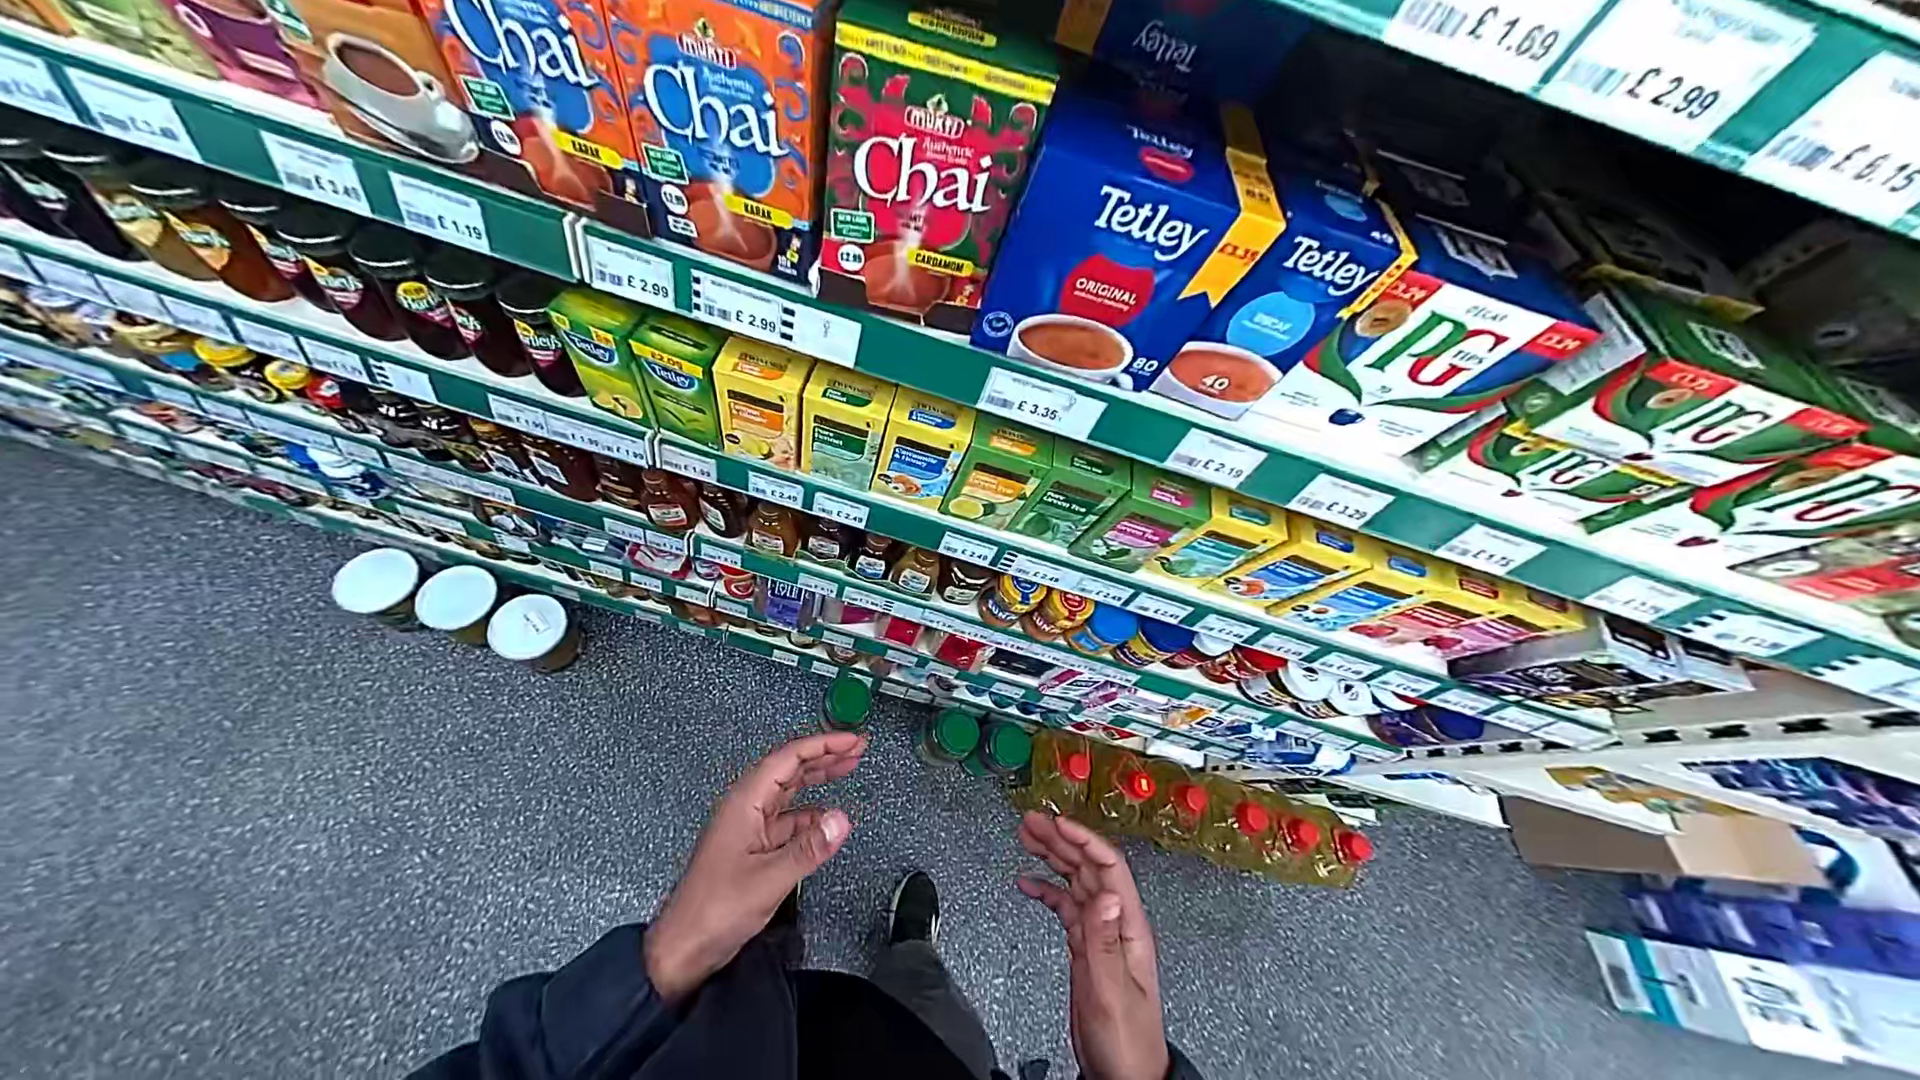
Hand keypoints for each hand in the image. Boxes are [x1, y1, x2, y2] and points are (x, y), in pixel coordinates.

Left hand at [646, 733, 867, 1002]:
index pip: (788, 758)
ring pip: (788, 789)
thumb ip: (809, 848)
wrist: (681, 950)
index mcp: (745, 802)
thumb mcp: (769, 879)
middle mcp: (746, 806)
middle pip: (789, 767)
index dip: (823, 744)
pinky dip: (810, 810)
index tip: (852, 741)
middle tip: (857, 747)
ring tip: (847, 766)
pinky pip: (786, 816)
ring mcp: (748, 825)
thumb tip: (843, 819)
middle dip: (824, 753)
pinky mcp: (751, 844)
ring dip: (818, 776)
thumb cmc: (715, 911)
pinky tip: (827, 817)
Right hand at [1017, 812, 1168, 1079]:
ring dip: (1052, 855)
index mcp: (1128, 925)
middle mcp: (1114, 922)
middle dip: (1060, 838)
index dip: (1084, 839)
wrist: (1123, 1077)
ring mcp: (1099, 933)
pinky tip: (1028, 881)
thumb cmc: (1127, 1042)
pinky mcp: (1084, 946)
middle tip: (1032, 820)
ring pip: (1074, 880)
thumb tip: (1106, 894)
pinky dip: (1045, 889)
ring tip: (1027, 835)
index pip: (1108, 866)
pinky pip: (1064, 905)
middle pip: (1087, 866)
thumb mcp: (1112, 990)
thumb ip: (1105, 941)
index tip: (1059, 822)